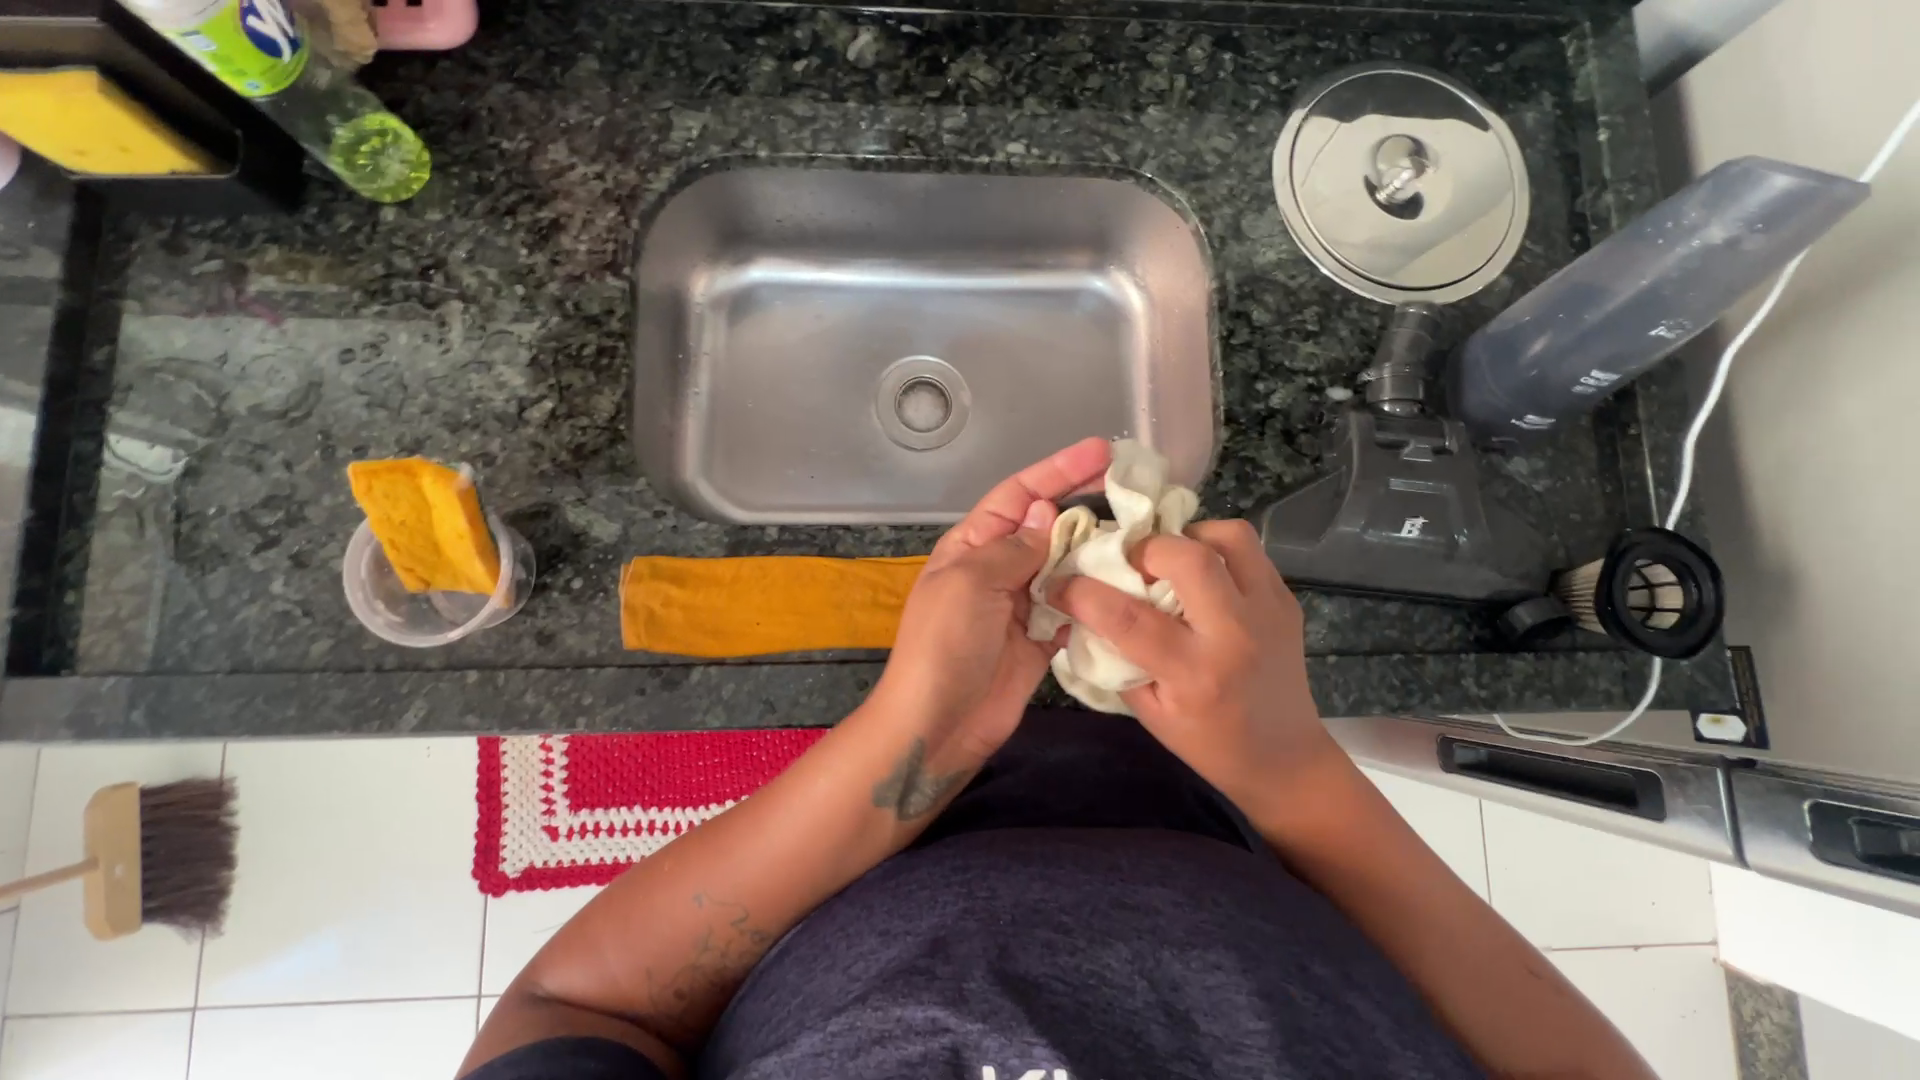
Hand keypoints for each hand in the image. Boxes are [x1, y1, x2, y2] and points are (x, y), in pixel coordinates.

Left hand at [866, 438, 1111, 763]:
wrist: (938, 725)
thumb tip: (1047, 512)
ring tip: (1146, 535)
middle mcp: (998, 568)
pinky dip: (1098, 599)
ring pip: (1067, 567)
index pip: (1018, 494)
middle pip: (1049, 526)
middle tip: (1139, 493)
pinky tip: (1131, 587)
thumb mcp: (971, 584)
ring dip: (1100, 552)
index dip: (1058, 470)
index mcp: (972, 546)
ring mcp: (1021, 605)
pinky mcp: (1041, 640)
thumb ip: (1014, 548)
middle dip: (1088, 506)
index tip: (1102, 451)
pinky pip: (1074, 609)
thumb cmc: (944, 646)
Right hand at [1052, 519, 1334, 811]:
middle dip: (1145, 549)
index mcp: (1195, 674)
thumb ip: (1116, 658)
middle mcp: (1236, 634)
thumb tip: (1080, 613)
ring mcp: (1269, 611)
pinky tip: (1201, 578)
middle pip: (1188, 558)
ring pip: (1229, 537)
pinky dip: (1215, 551)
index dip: (1081, 592)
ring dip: (1189, 538)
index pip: (1127, 618)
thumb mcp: (1149, 712)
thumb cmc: (1208, 743)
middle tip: (1129, 564)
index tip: (1059, 584)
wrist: (1286, 758)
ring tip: (1171, 561)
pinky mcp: (1286, 599)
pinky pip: (1247, 551)